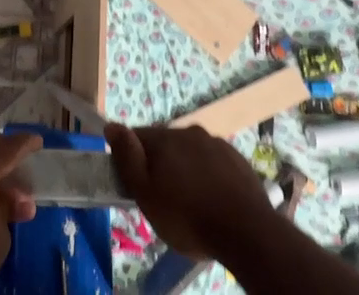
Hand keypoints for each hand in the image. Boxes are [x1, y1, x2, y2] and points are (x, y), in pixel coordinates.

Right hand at [105, 123, 275, 259]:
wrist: (246, 231)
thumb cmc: (187, 217)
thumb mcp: (145, 193)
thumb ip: (127, 158)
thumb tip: (111, 126)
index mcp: (164, 138)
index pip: (135, 136)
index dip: (130, 158)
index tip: (134, 183)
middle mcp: (190, 132)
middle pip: (164, 144)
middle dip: (159, 164)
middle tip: (160, 197)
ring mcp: (217, 143)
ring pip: (190, 152)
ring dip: (184, 168)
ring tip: (188, 200)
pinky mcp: (237, 158)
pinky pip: (212, 161)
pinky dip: (206, 174)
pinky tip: (211, 197)